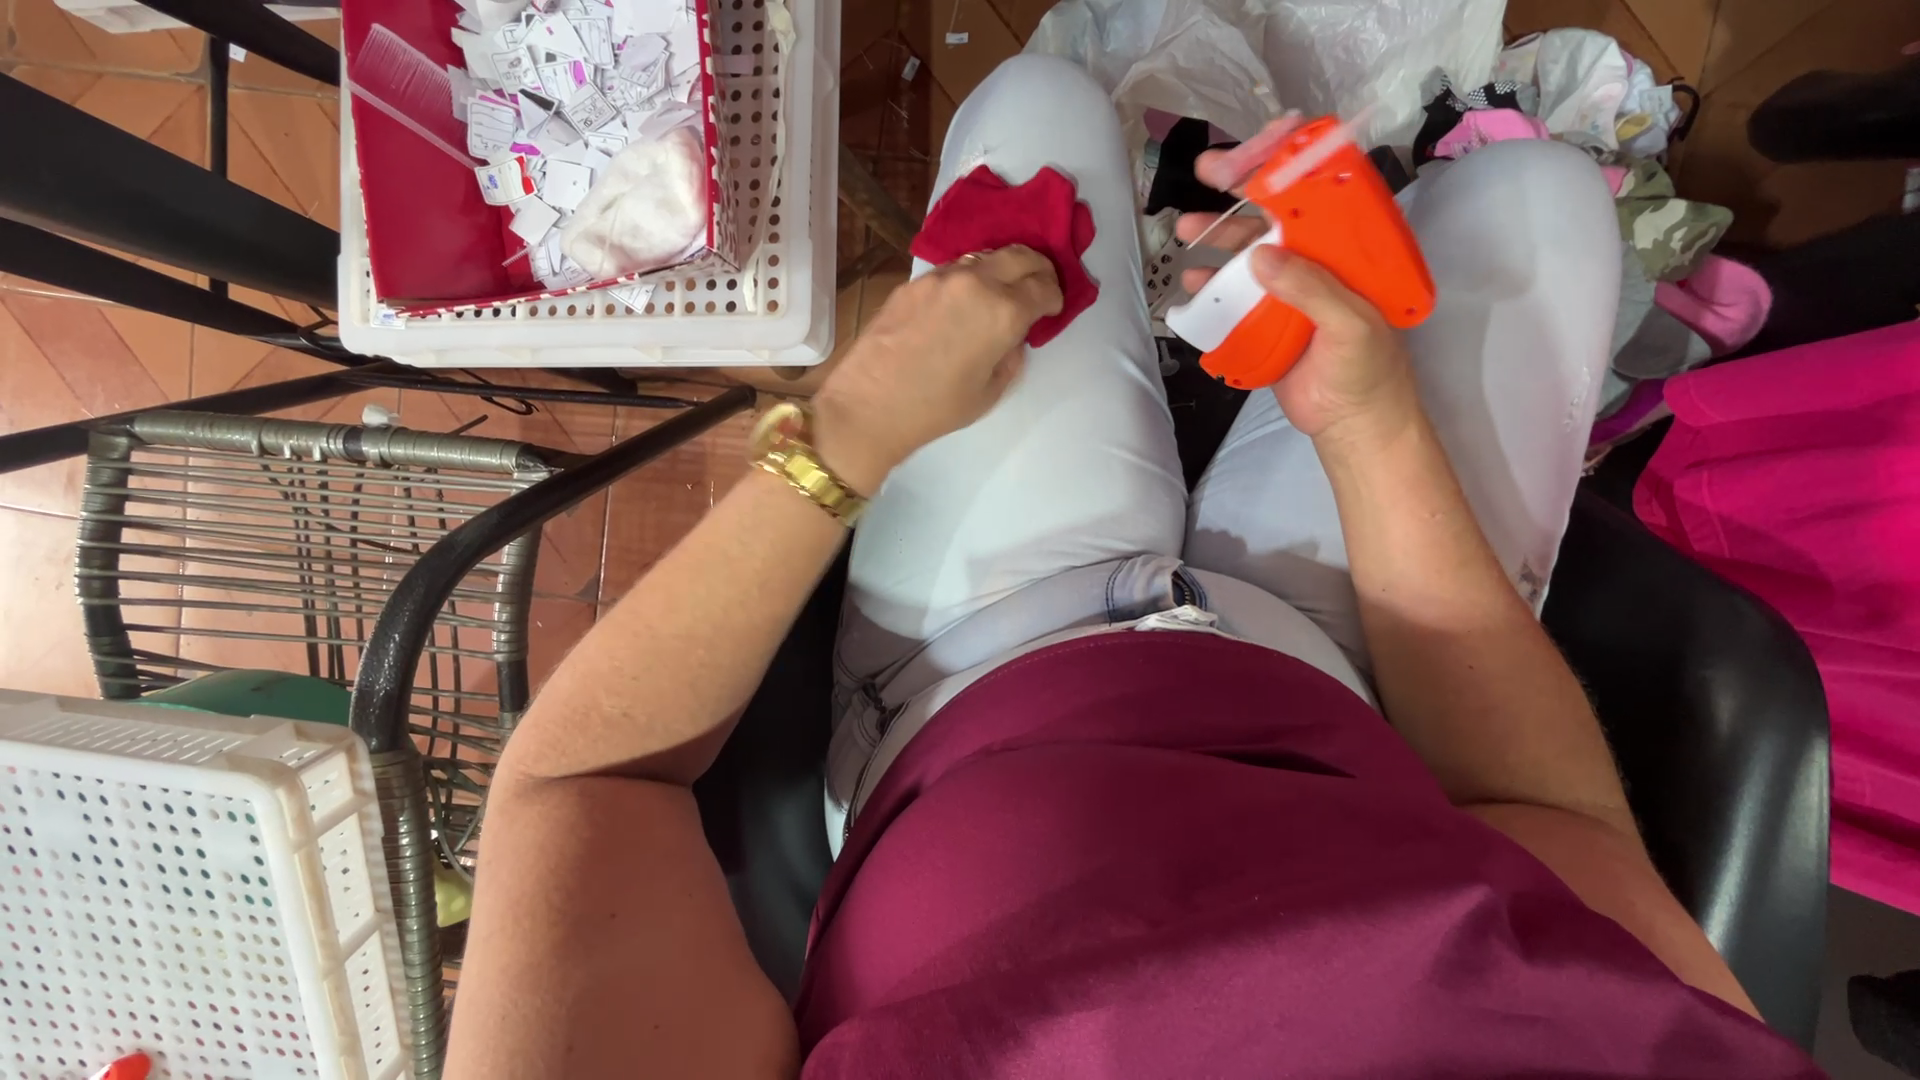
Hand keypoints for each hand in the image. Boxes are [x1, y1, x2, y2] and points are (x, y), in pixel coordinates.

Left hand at [811, 245, 1062, 490]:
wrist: (870, 405)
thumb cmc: (936, 409)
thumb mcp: (990, 391)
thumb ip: (1011, 355)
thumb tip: (1012, 336)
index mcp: (1003, 311)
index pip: (1043, 286)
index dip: (1054, 296)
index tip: (1053, 307)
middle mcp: (975, 282)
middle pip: (1019, 256)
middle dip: (1036, 269)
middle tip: (1038, 286)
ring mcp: (940, 278)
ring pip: (984, 257)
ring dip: (1000, 269)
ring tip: (1001, 292)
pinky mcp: (912, 283)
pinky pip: (952, 271)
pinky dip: (968, 279)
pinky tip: (963, 302)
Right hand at [1178, 146, 1420, 443]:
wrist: (1349, 424)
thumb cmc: (1367, 371)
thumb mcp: (1350, 325)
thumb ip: (1310, 288)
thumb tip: (1259, 254)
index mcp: (1346, 252)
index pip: (1316, 196)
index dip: (1285, 168)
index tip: (1251, 152)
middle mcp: (1316, 262)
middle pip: (1273, 217)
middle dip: (1238, 193)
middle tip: (1205, 174)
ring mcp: (1287, 291)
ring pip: (1248, 253)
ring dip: (1216, 239)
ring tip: (1185, 233)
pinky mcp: (1264, 320)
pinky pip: (1234, 295)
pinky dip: (1211, 286)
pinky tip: (1193, 282)